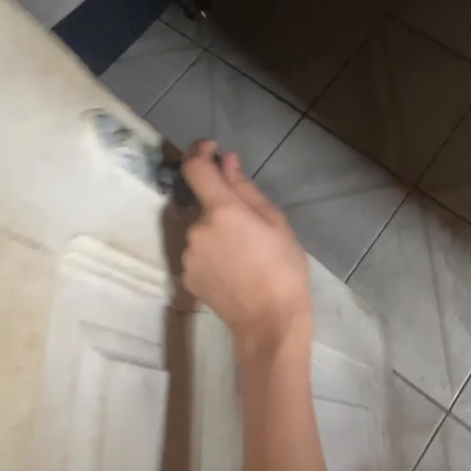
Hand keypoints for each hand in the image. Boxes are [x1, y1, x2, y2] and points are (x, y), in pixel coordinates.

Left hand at [178, 140, 312, 359]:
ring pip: (201, 228)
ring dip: (218, 229)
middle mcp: (197, 229)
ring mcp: (188, 255)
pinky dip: (213, 250)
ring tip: (248, 250)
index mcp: (222, 211)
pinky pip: (199, 250)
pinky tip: (236, 267)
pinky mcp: (186, 276)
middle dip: (223, 204)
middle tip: (254, 223)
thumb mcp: (275, 221)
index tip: (213, 147)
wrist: (270, 322)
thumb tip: (228, 160)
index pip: (196, 169)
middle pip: (204, 203)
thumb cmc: (284, 267)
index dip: (200, 151)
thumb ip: (246, 188)